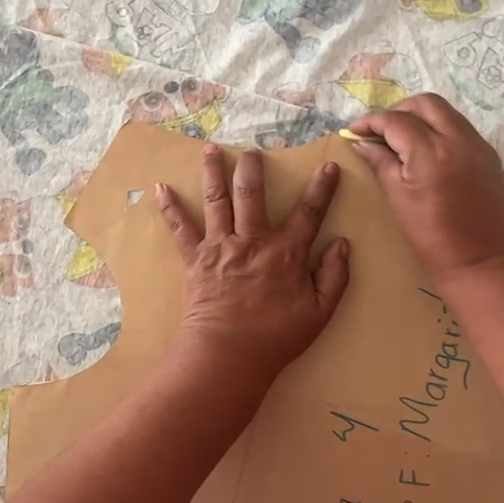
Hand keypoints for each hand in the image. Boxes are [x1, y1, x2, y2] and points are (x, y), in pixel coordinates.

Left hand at [156, 145, 350, 380]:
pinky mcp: (195, 258)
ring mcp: (221, 246)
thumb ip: (334, 276)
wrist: (228, 353)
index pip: (310, 213)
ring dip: (213, 171)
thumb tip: (343, 244)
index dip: (322, 188)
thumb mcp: (320, 312)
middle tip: (252, 150)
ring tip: (210, 149)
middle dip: (253, 167)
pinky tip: (160, 187)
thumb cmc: (276, 337)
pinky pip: (180, 227)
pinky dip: (170, 207)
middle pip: (252, 193)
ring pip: (217, 200)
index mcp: (286, 253)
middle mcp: (252, 240)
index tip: (329, 166)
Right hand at [346, 94, 503, 282]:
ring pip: (444, 111)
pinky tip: (423, 150)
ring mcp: (477, 144)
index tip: (354, 132)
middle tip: (379, 131)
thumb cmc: (431, 235)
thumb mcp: (397, 198)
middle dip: (397, 111)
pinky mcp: (487, 154)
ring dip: (418, 117)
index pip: (396, 121)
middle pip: (425, 103)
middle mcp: (458, 140)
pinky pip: (458, 127)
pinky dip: (437, 128)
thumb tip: (361, 143)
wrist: (483, 259)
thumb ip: (380, 162)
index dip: (371, 122)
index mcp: (431, 153)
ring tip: (399, 139)